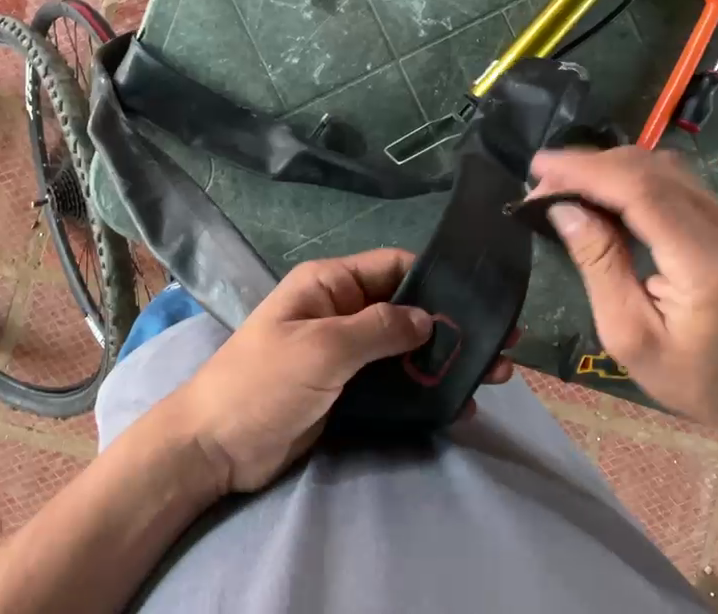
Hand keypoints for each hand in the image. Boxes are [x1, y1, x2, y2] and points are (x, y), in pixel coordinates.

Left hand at [167, 248, 513, 493]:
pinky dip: (424, 393)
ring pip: (406, 351)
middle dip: (452, 327)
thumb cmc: (262, 383)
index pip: (393, 268)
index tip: (482, 299)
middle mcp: (341, 313)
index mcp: (329, 285)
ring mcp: (345, 356)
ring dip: (445, 363)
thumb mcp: (322, 348)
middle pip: (407, 311)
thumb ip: (378, 329)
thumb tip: (428, 318)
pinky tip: (458, 408)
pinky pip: (393, 386)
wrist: (214, 449)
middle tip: (504, 348)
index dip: (437, 279)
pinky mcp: (346, 394)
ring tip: (494, 378)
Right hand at [528, 147, 717, 438]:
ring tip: (561, 188)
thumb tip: (564, 209)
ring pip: (657, 167)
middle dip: (587, 167)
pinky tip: (598, 194)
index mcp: (703, 258)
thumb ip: (599, 266)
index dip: (585, 170)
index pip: (639, 190)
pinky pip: (668, 181)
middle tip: (539, 188)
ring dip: (605, 169)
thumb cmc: (693, 377)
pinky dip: (626, 178)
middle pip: (647, 169)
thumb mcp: (630, 334)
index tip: (538, 167)